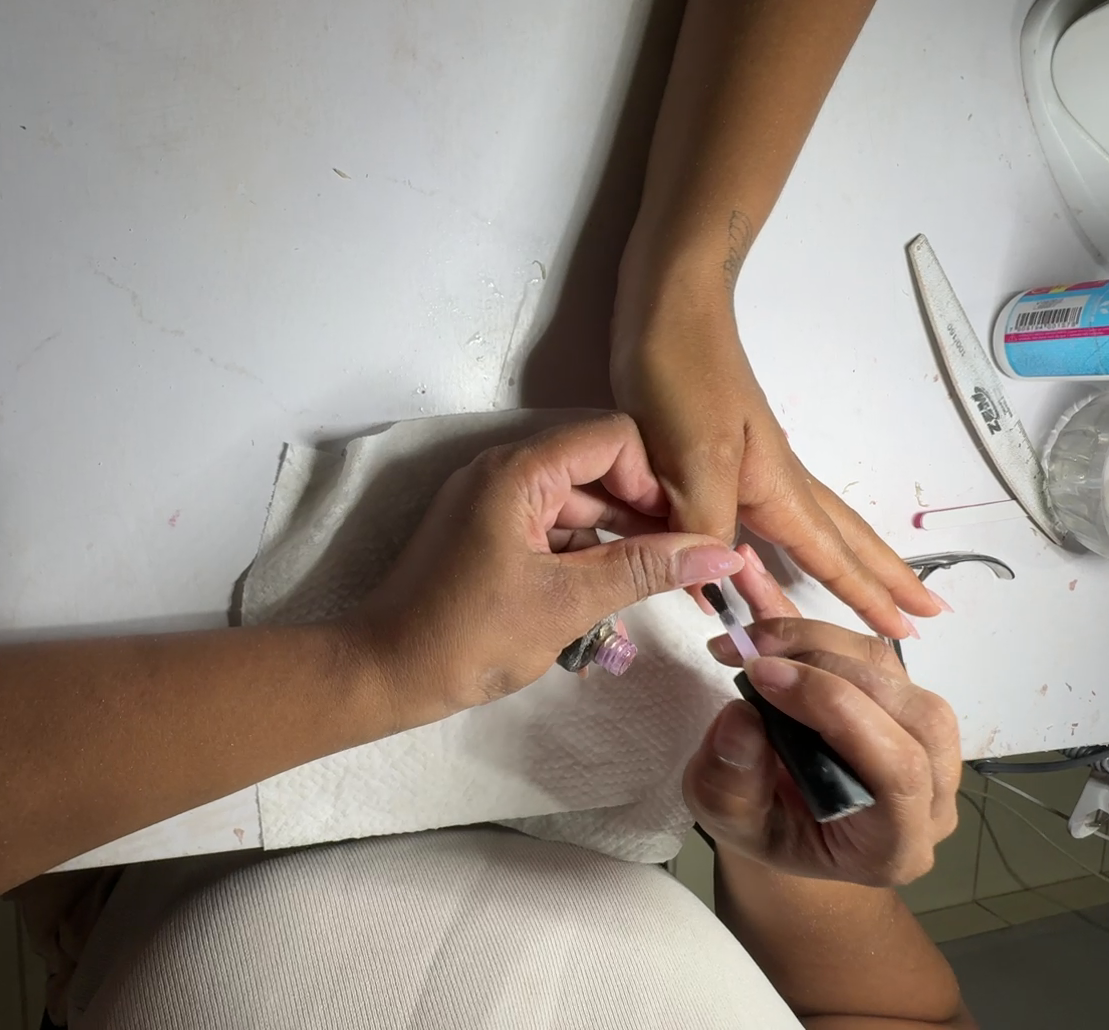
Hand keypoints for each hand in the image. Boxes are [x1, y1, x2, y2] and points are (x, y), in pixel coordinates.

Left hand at [346, 413, 745, 723]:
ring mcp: (492, 504)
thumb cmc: (471, 636)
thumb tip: (721, 552)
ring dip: (617, 538)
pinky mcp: (486, 533)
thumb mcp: (566, 602)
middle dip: (643, 511)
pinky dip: (583, 552)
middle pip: (594, 470)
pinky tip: (614, 588)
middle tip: (692, 559)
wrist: (387, 670)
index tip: (683, 528)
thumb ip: (644, 569)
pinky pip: (549, 528)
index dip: (654, 476)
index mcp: (517, 472)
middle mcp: (503, 473)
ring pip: (575, 504)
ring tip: (662, 580)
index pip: (610, 438)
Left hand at [612, 305, 938, 639]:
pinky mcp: (715, 447)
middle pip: (839, 534)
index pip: (830, 551)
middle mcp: (771, 476)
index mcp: (773, 484)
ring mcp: (747, 460)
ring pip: (802, 523)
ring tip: (863, 586)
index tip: (911, 630)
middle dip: (879, 576)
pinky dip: (770, 538)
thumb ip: (705, 524)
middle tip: (925, 614)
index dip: (863, 593)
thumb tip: (713, 587)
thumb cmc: (682, 379)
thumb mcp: (692, 457)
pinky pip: (756, 509)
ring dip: (835, 558)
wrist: (667, 309)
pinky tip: (753, 543)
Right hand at [683, 544, 960, 885]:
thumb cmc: (757, 827)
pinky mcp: (901, 707)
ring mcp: (927, 750)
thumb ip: (730, 780)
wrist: (780, 823)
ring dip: (823, 643)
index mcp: (895, 843)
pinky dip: (820, 634)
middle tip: (751, 651)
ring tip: (755, 639)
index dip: (834, 708)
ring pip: (899, 675)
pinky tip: (771, 631)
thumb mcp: (722, 816)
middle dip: (830, 668)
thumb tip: (744, 715)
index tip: (759, 674)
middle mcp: (931, 797)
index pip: (899, 769)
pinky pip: (876, 657)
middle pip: (914, 714)